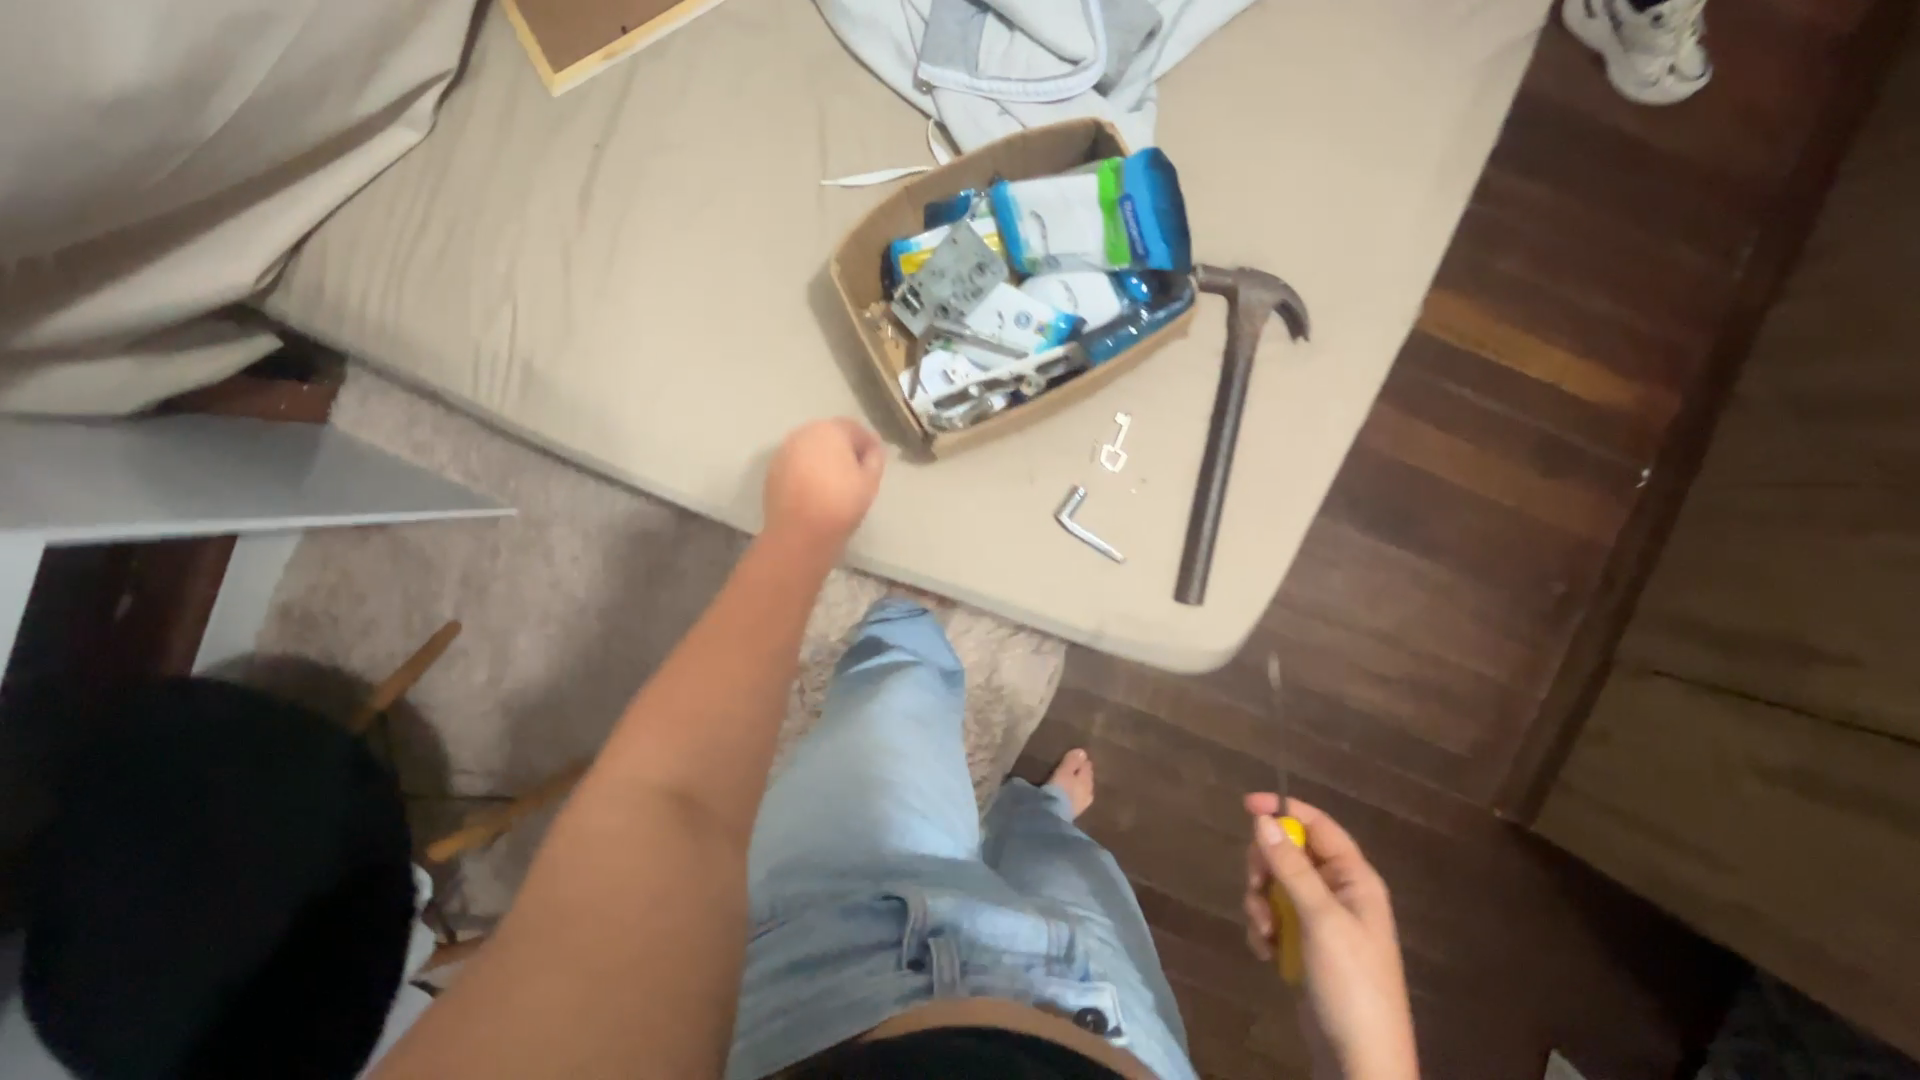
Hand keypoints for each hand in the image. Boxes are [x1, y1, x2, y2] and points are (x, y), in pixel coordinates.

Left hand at [762, 419, 884, 552]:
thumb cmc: (841, 504)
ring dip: (824, 459)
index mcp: (830, 430)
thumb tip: (872, 450)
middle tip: (856, 470)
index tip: (875, 459)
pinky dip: (807, 470)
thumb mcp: (870, 482)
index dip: (868, 443)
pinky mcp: (773, 470)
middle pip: (830, 435)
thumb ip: (875, 459)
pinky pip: (797, 464)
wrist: (799, 533)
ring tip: (835, 481)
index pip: (854, 429)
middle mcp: (804, 433)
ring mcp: (785, 451)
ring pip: (811, 449)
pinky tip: (815, 490)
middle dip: (843, 448)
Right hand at [1243, 794, 1418, 1079]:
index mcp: (1355, 880)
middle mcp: (1339, 895)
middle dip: (1266, 869)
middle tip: (1256, 888)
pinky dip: (1264, 930)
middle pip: (1291, 856)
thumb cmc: (1351, 983)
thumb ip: (1291, 869)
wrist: (1360, 1060)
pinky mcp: (1306, 948)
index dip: (1285, 812)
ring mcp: (1321, 923)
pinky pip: (1274, 919)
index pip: (1319, 828)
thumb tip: (1264, 820)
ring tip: (1265, 933)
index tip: (1246, 805)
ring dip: (1261, 904)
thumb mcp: (1320, 920)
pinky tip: (1266, 952)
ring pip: (1276, 888)